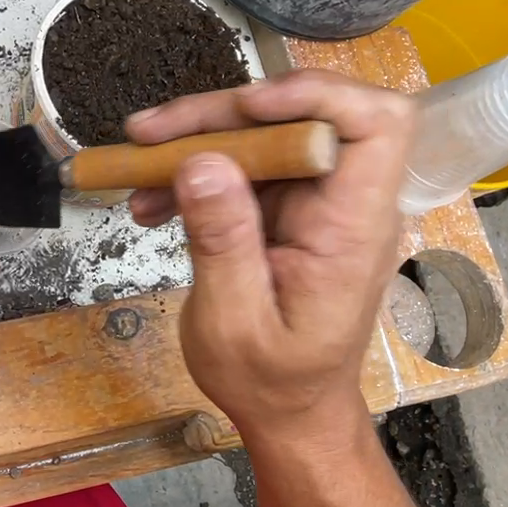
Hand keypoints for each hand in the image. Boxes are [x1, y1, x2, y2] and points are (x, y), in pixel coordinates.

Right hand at [126, 71, 415, 445]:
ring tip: (133, 170)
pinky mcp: (281, 216)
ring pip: (260, 143)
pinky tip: (148, 204)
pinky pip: (238, 175)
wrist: (285, 410)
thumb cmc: (267, 379)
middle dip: (219, 118)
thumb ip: (222, 241)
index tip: (241, 108)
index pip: (374, 126)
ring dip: (194, 146)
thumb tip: (200, 164)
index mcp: (350, 229)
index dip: (314, 97)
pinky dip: (190, 180)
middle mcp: (340, 205)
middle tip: (145, 133)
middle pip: (297, 122)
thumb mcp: (232, 320)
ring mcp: (311, 208)